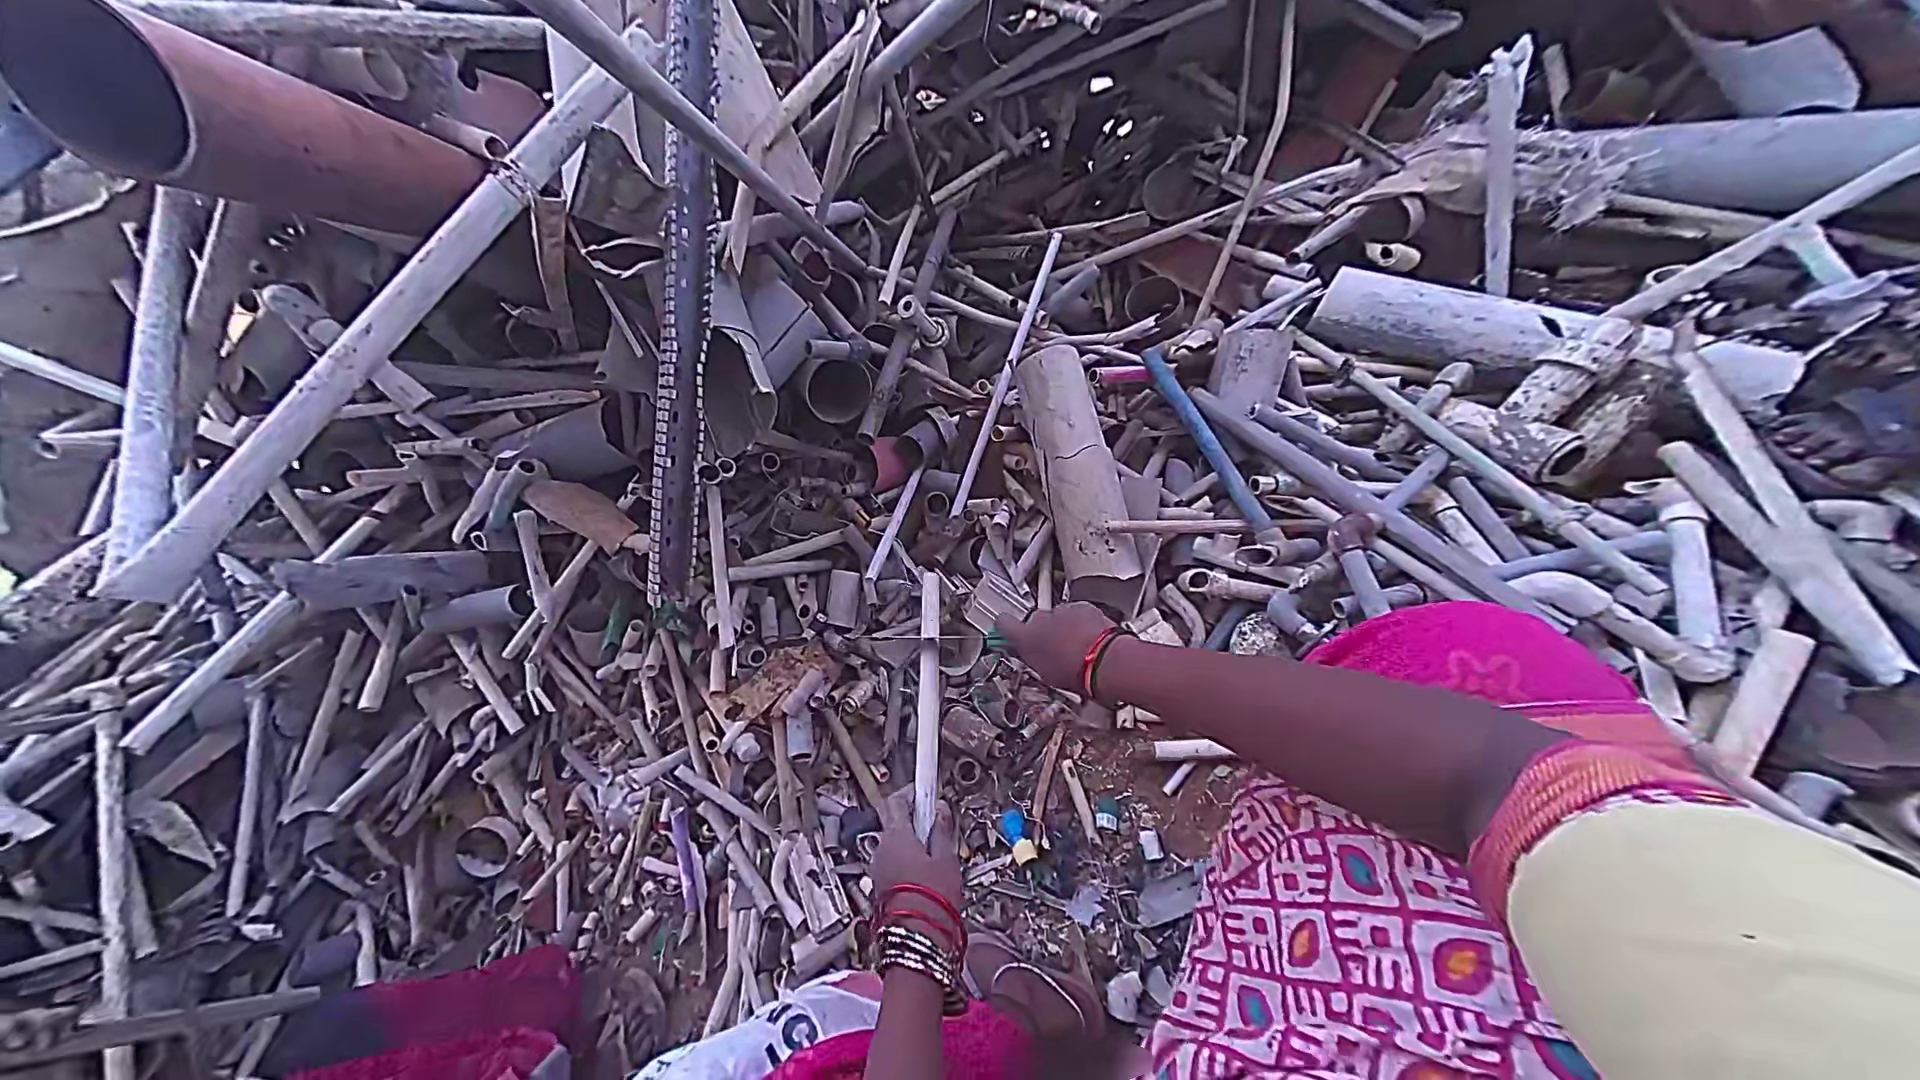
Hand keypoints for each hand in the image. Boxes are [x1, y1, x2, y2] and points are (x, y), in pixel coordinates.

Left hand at [871, 789, 962, 938]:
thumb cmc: (933, 899)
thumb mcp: (946, 859)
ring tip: (934, 857)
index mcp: (897, 836)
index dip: (912, 793)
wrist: (917, 942)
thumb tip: (940, 811)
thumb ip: (942, 830)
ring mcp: (877, 868)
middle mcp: (881, 849)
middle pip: (894, 822)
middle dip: (915, 822)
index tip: (925, 792)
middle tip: (937, 828)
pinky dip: (905, 862)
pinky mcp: (878, 887)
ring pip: (893, 845)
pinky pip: (892, 863)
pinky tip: (924, 875)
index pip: (896, 801)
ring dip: (910, 844)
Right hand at [995, 603, 1115, 691]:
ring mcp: (1061, 611)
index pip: (1003, 623)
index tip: (1007, 632)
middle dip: (1042, 632)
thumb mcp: (1043, 674)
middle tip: (1052, 650)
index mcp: (1025, 637)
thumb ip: (1031, 658)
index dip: (1005, 627)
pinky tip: (1088, 639)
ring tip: (1075, 647)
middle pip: (1034, 621)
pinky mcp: (1082, 606)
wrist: (1105, 661)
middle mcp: (1040, 619)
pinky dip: (1081, 622)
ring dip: (1063, 627)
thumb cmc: (1076, 673)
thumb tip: (1027, 656)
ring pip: (1057, 616)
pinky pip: (1077, 613)